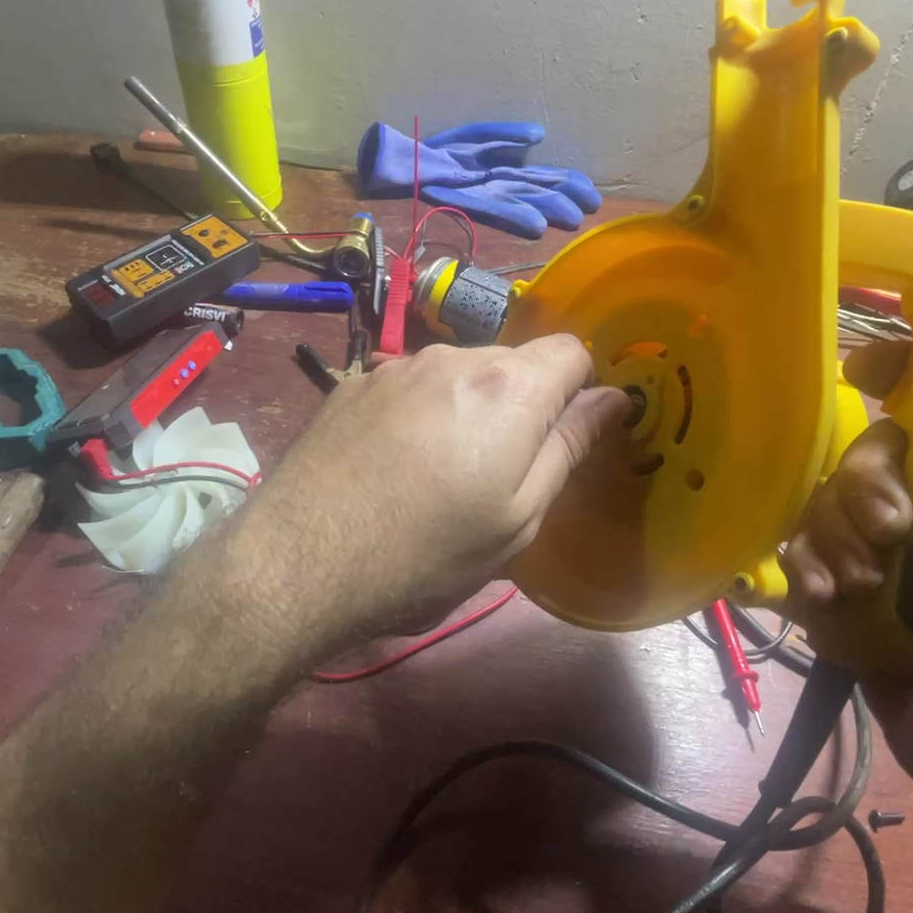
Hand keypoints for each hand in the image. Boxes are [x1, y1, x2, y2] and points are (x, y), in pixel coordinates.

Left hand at [219, 336, 628, 648]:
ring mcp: (395, 366)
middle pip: (511, 363)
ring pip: (457, 373)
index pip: (571, 351)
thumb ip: (569, 447)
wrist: (299, 561)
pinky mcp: (352, 384)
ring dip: (464, 409)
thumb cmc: (425, 554)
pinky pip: (409, 386)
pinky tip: (390, 464)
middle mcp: (453, 357)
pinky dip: (417, 413)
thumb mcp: (517, 519)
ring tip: (434, 475)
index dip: (577, 391)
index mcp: (509, 387)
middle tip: (492, 475)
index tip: (560, 439)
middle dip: (518, 405)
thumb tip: (612, 397)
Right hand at [785, 329, 912, 797]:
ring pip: (830, 494)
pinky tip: (832, 602)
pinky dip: (811, 571)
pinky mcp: (854, 584)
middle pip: (878, 441)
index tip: (876, 369)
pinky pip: (805, 547)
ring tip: (865, 588)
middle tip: (894, 529)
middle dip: (869, 478)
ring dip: (838, 534)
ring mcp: (896, 546)